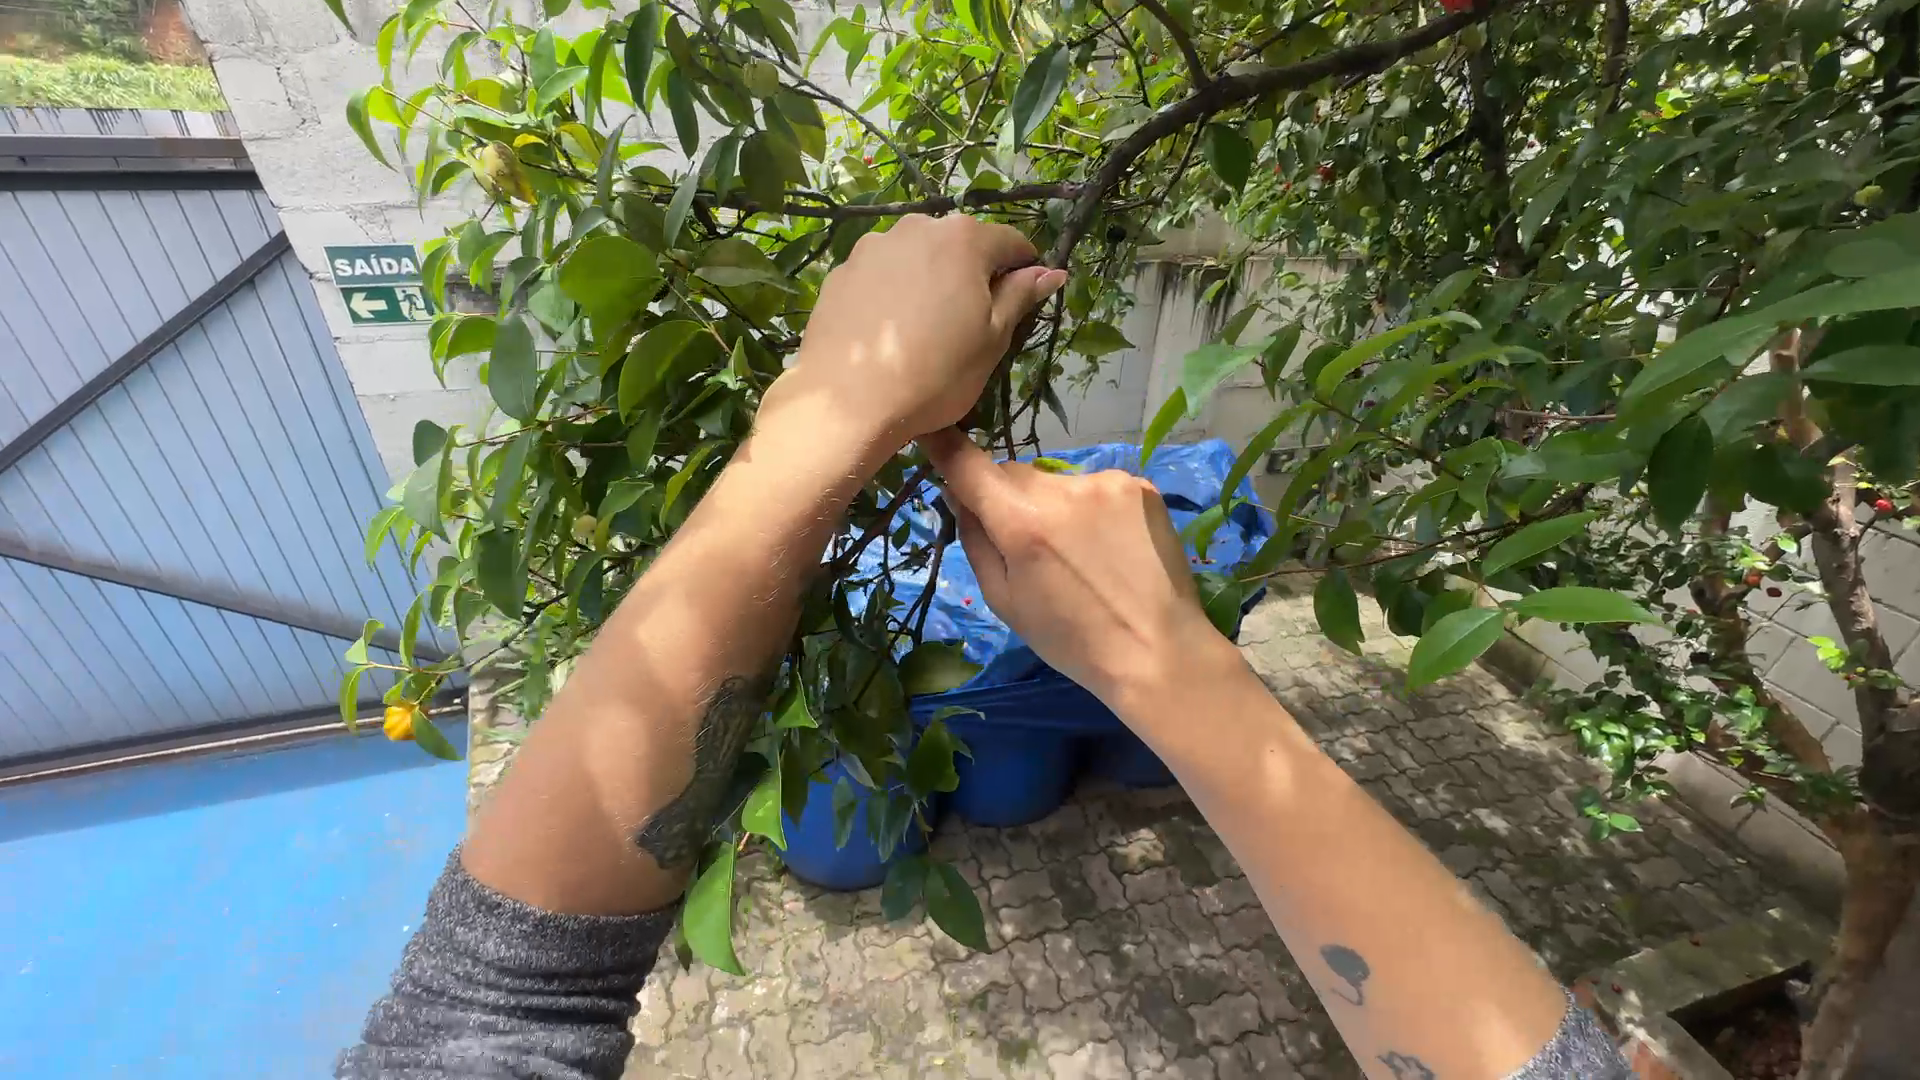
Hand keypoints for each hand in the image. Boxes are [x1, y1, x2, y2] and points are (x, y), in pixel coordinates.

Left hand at [762, 215, 1066, 456]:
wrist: (848, 402)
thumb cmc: (936, 375)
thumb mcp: (992, 341)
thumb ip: (1020, 297)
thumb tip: (1051, 272)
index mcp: (964, 239)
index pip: (1011, 243)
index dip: (1024, 271)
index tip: (1023, 301)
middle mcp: (917, 227)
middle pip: (960, 245)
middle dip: (972, 275)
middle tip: (969, 325)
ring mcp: (873, 247)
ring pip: (917, 258)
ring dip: (930, 282)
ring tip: (923, 331)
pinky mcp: (841, 273)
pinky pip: (881, 277)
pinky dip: (893, 296)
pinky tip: (888, 335)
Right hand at [921, 429, 1244, 717]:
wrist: (1158, 651)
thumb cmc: (1070, 639)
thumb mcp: (1004, 600)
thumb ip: (975, 539)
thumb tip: (958, 495)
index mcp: (1022, 522)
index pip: (968, 464)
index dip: (944, 448)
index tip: (932, 435)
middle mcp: (1062, 488)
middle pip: (1013, 474)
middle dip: (1008, 499)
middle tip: (1026, 545)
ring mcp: (1106, 482)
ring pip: (1055, 482)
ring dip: (1053, 505)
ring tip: (1079, 553)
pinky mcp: (1140, 485)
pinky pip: (1094, 487)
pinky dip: (1090, 509)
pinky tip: (1109, 546)